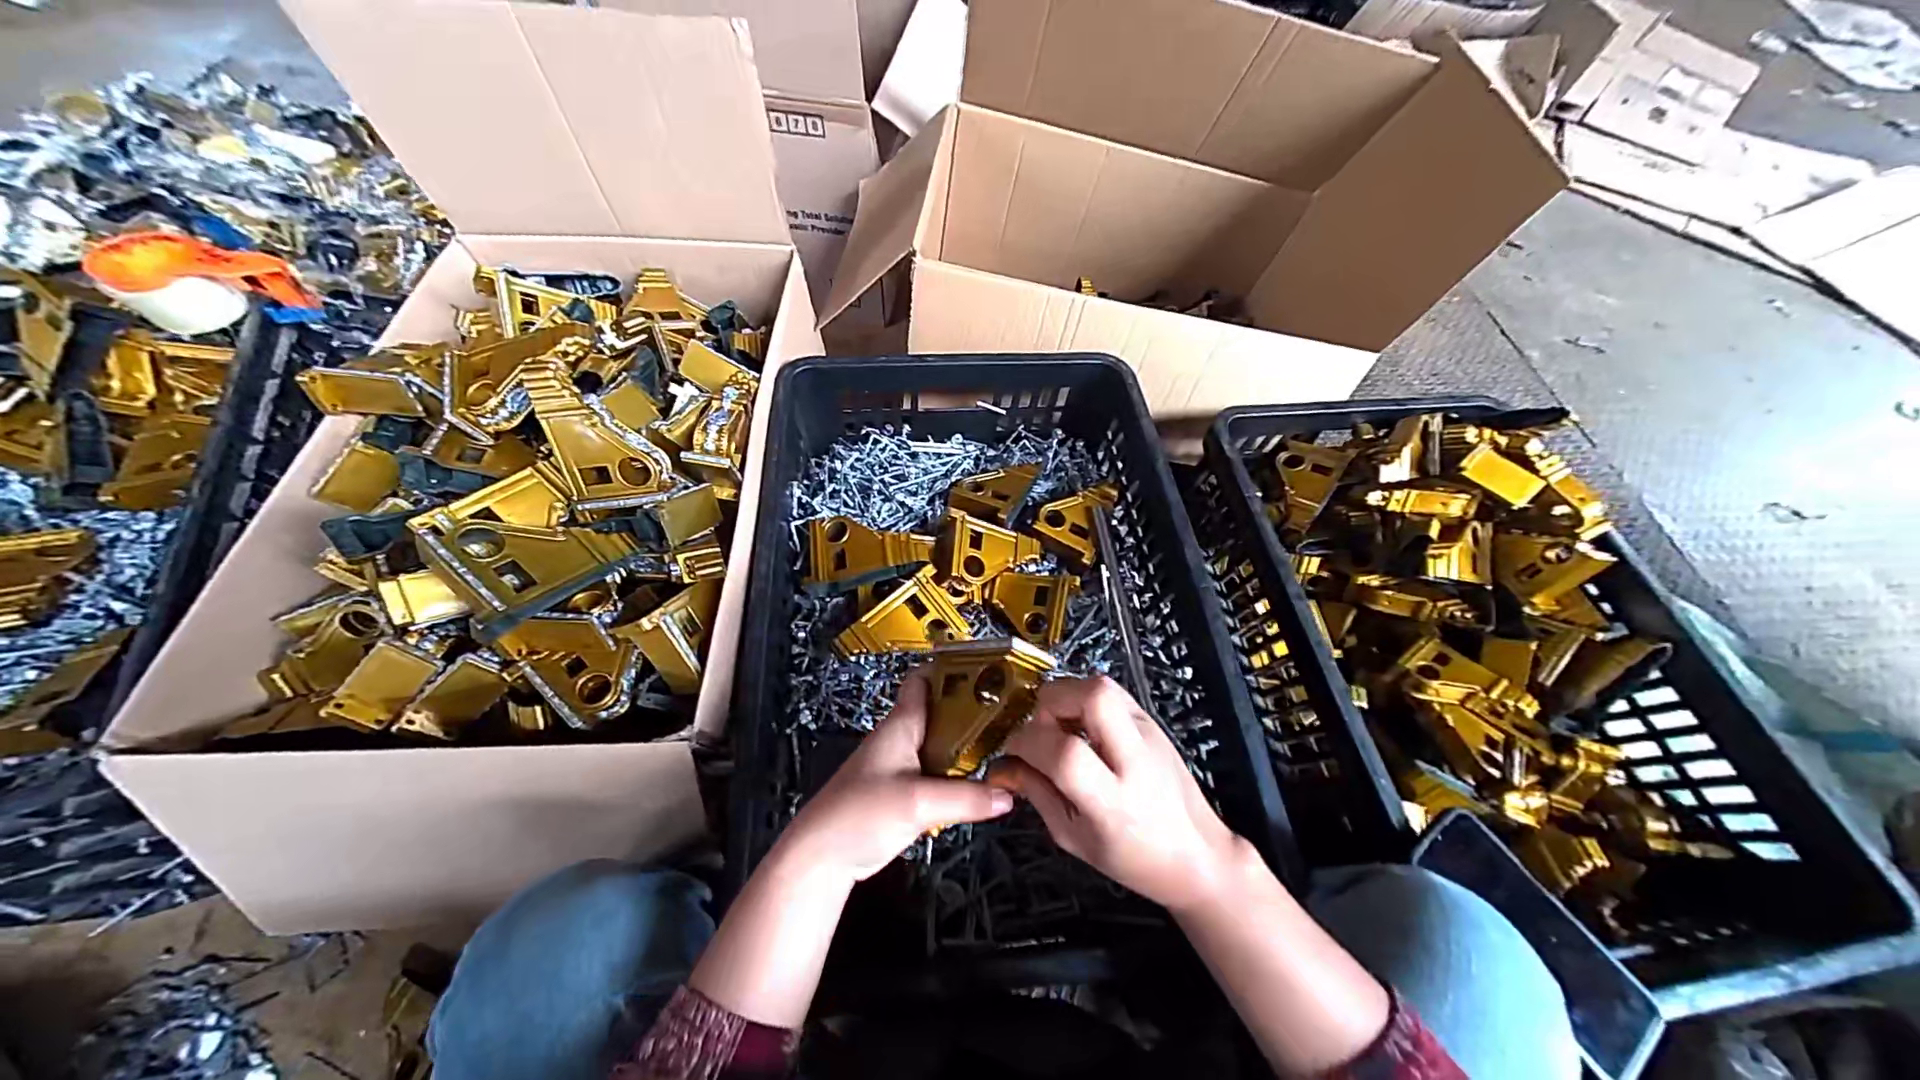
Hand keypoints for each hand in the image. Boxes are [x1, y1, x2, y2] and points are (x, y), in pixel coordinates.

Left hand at [775, 669, 1013, 882]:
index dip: (952, 670)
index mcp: (900, 726)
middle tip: (1007, 717)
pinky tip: (975, 787)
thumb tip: (1006, 795)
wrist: (821, 856)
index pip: (923, 680)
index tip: (986, 671)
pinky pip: (934, 775)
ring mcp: (898, 767)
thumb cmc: (858, 815)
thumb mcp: (919, 803)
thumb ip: (966, 798)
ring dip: (965, 747)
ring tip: (1000, 749)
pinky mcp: (899, 793)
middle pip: (939, 714)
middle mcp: (899, 740)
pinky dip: (954, 776)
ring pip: (939, 746)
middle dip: (970, 712)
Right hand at [989, 676, 1250, 912]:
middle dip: (1049, 703)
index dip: (1026, 743)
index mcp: (1114, 802)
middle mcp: (1136, 759)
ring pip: (1100, 685)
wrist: (1198, 856)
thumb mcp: (1073, 838)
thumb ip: (1035, 793)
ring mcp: (1148, 734)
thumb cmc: (1136, 858)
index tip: (1013, 752)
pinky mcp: (1151, 721)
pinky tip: (1078, 728)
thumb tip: (1004, 766)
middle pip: (1090, 697)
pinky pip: (1110, 692)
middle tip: (1038, 728)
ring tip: (1058, 728)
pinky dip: (1083, 699)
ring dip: (1066, 697)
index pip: (1064, 753)